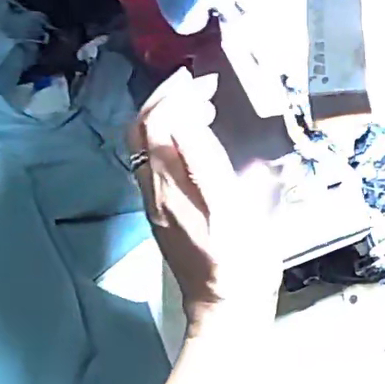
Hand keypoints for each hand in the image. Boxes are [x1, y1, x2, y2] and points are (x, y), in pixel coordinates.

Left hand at [130, 69, 278, 331]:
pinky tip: (195, 137)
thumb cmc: (242, 256)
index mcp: (173, 184)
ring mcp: (156, 199)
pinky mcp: (163, 208)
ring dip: (166, 113)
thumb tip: (190, 124)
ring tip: (200, 103)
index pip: (159, 124)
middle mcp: (155, 188)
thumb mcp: (237, 208)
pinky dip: (170, 135)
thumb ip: (211, 165)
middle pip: (142, 129)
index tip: (207, 81)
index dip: (178, 95)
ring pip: (143, 143)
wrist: (226, 302)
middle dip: (166, 97)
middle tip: (199, 83)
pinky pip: (154, 158)